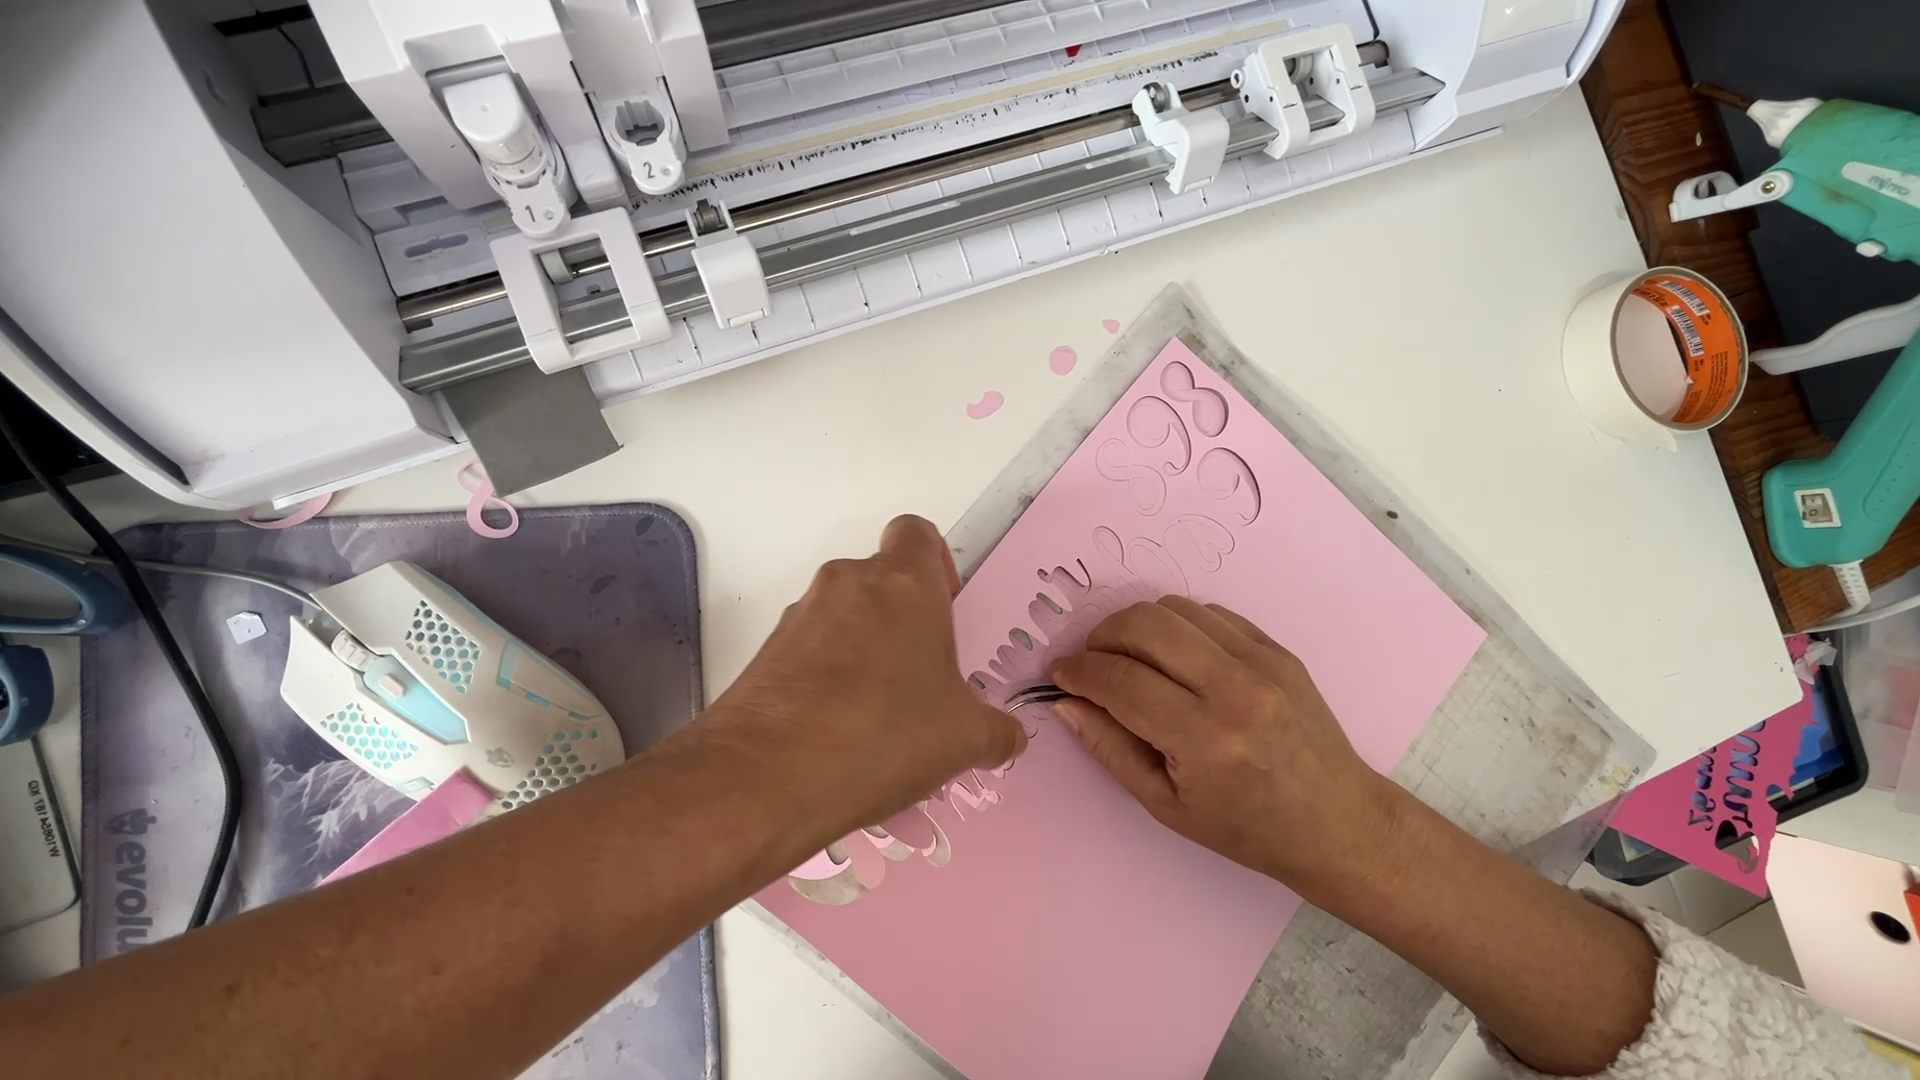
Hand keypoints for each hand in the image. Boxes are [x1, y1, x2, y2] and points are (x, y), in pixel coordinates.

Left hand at [697, 516, 1027, 844]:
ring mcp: (800, 616)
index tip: (944, 613)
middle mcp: (848, 584)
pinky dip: (827, 678)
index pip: (916, 533)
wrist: (766, 776)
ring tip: (878, 718)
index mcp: (904, 584)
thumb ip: (994, 732)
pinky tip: (838, 734)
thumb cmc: (886, 734)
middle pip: (880, 580)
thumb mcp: (963, 740)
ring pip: (844, 617)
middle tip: (919, 679)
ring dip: (863, 651)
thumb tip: (1007, 738)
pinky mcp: (766, 653)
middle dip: (903, 621)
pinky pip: (809, 652)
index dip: (936, 564)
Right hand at [1050, 597, 1396, 892]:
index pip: (1121, 682)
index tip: (1060, 674)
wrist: (1337, 822)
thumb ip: (1110, 748)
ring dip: (1137, 627)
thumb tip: (1067, 702)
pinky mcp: (1278, 650)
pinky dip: (1178, 627)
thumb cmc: (1246, 828)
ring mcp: (1263, 663)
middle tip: (1091, 662)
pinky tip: (1173, 658)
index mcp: (1206, 741)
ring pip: (1175, 609)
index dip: (1079, 673)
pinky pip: (1210, 613)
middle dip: (1102, 637)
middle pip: (1145, 626)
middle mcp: (1235, 690)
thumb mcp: (1165, 806)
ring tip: (1130, 658)